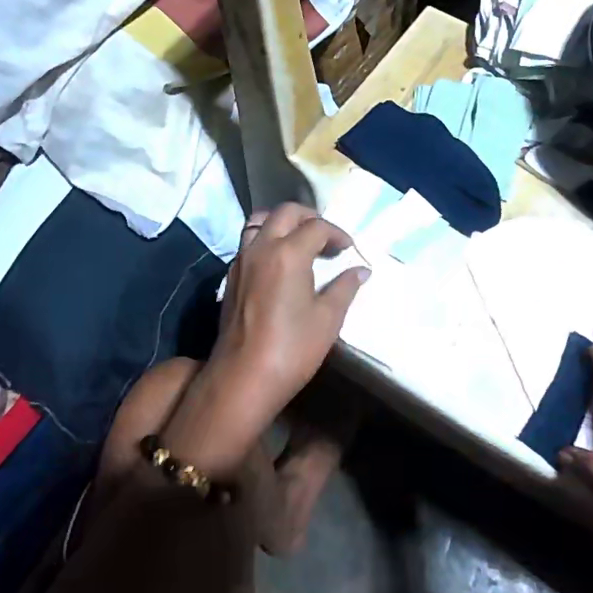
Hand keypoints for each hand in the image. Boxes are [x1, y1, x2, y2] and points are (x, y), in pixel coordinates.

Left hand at [158, 204, 368, 479]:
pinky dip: (267, 239)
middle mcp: (262, 248)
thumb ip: (345, 287)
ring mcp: (242, 260)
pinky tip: (280, 263)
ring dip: (283, 223)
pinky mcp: (231, 276)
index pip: (317, 227)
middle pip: (285, 213)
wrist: (242, 379)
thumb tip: (361, 271)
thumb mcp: (328, 318)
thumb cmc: (292, 349)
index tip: (348, 248)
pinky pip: (249, 241)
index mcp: (289, 253)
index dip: (337, 233)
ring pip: (260, 221)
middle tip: (326, 237)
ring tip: (300, 241)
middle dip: (310, 218)